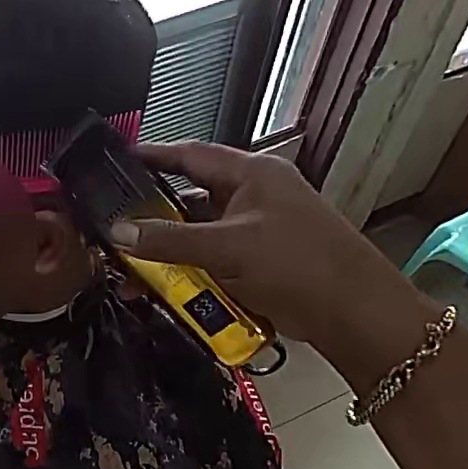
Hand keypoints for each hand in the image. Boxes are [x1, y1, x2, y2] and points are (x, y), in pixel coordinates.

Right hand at [111, 142, 440, 373]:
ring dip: (170, 258)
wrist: (349, 312)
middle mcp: (251, 199)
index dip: (154, 157)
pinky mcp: (255, 266)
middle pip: (190, 202)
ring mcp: (254, 233)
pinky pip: (212, 265)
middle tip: (118, 235)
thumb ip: (170, 242)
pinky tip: (168, 292)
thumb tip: (120, 233)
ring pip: (198, 239)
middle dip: (154, 222)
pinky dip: (190, 278)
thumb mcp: (227, 248)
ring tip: (135, 276)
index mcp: (251, 175)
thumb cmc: (299, 264)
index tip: (120, 163)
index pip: (192, 155)